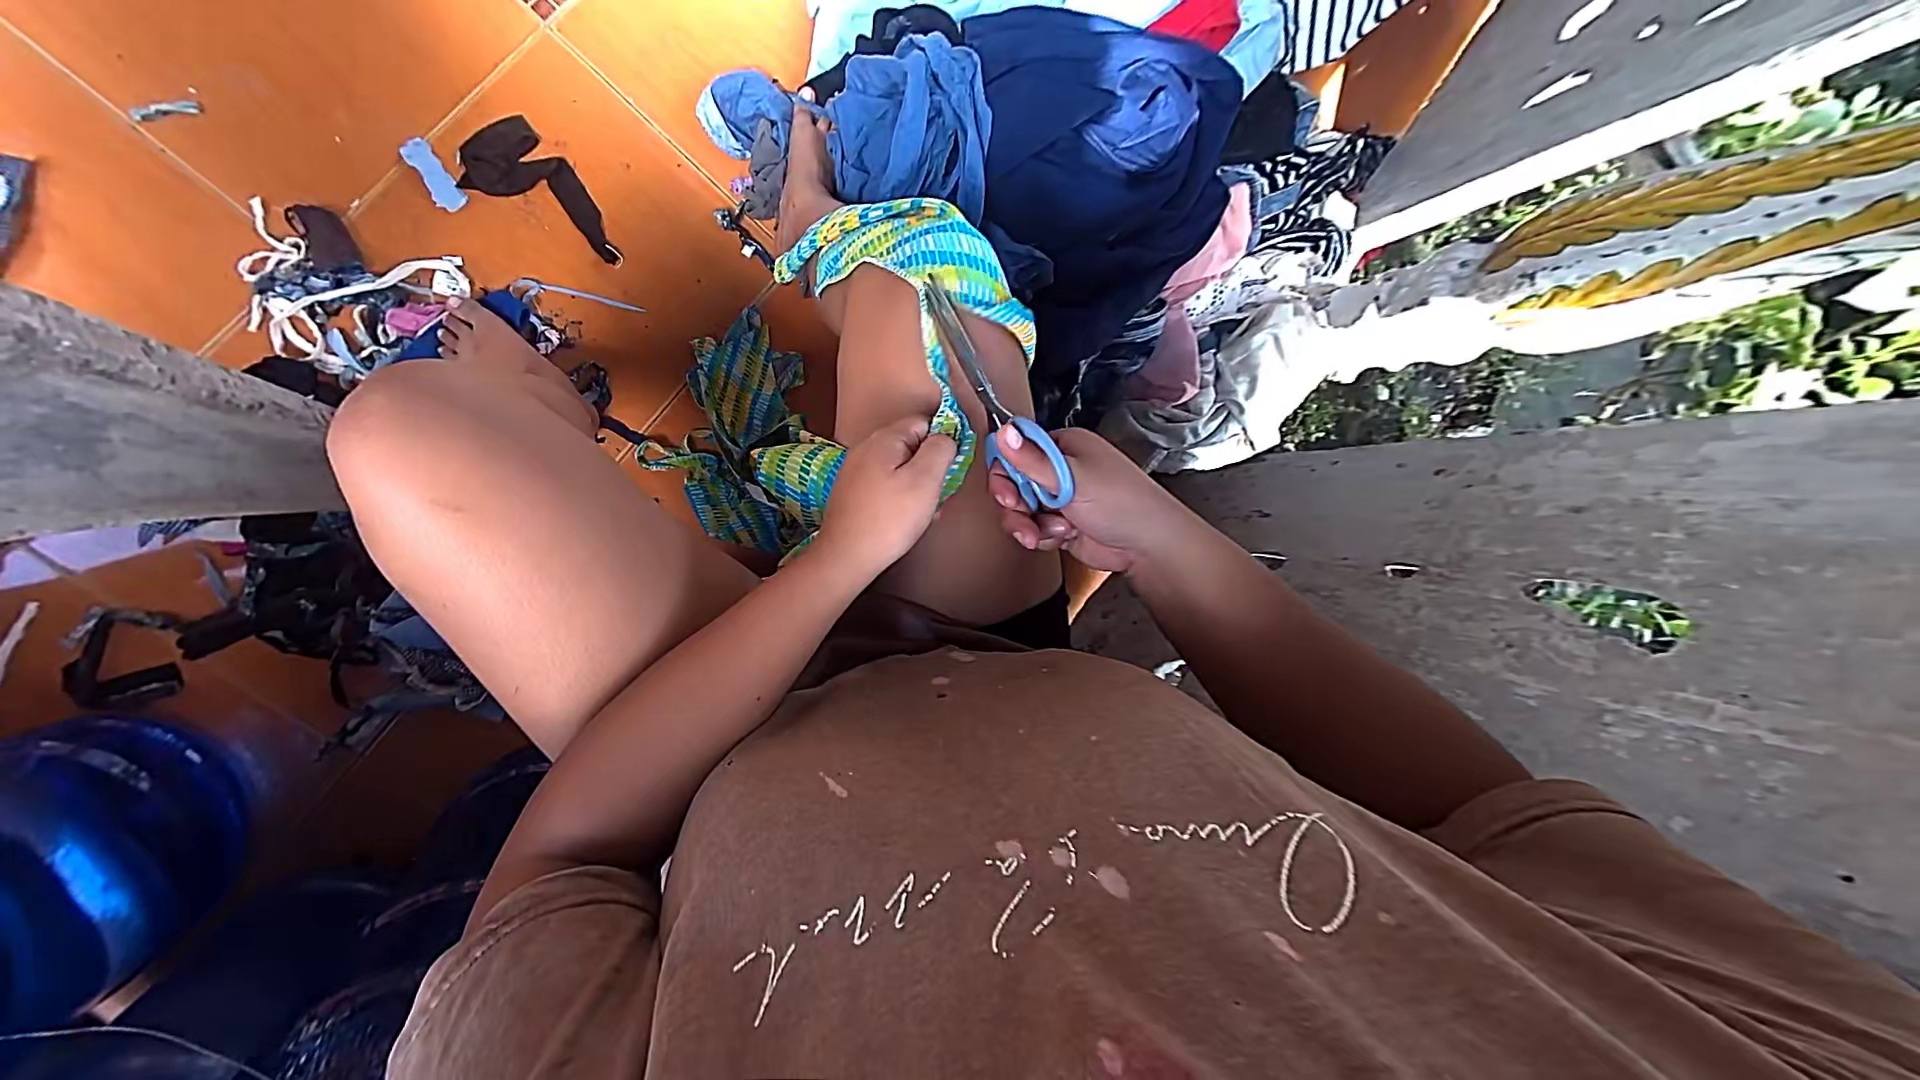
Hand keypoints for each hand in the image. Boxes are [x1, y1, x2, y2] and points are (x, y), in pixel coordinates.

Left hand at [816, 416, 957, 573]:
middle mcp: (865, 449)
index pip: (923, 422)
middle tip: (939, 493)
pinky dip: (901, 496)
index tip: (951, 466)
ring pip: (899, 467)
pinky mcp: (853, 493)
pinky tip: (906, 518)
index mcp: (883, 439)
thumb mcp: (926, 480)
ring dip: (918, 485)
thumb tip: (946, 438)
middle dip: (930, 467)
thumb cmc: (889, 520)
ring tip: (925, 510)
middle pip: (911, 445)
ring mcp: (856, 471)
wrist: (847, 556)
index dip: (942, 440)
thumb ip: (940, 450)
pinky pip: (886, 484)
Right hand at [988, 426, 1198, 574]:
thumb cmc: (1121, 503)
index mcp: (1064, 447)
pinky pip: (1035, 529)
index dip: (1005, 472)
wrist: (1147, 545)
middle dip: (1015, 505)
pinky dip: (1042, 536)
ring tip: (1041, 535)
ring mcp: (1062, 498)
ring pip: (1023, 510)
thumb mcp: (1071, 479)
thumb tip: (1004, 431)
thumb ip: (1032, 460)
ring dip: (1028, 525)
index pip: (1018, 450)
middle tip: (1021, 515)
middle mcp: (1061, 470)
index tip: (1006, 492)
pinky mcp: (1062, 524)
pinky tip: (1061, 538)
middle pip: (1016, 483)